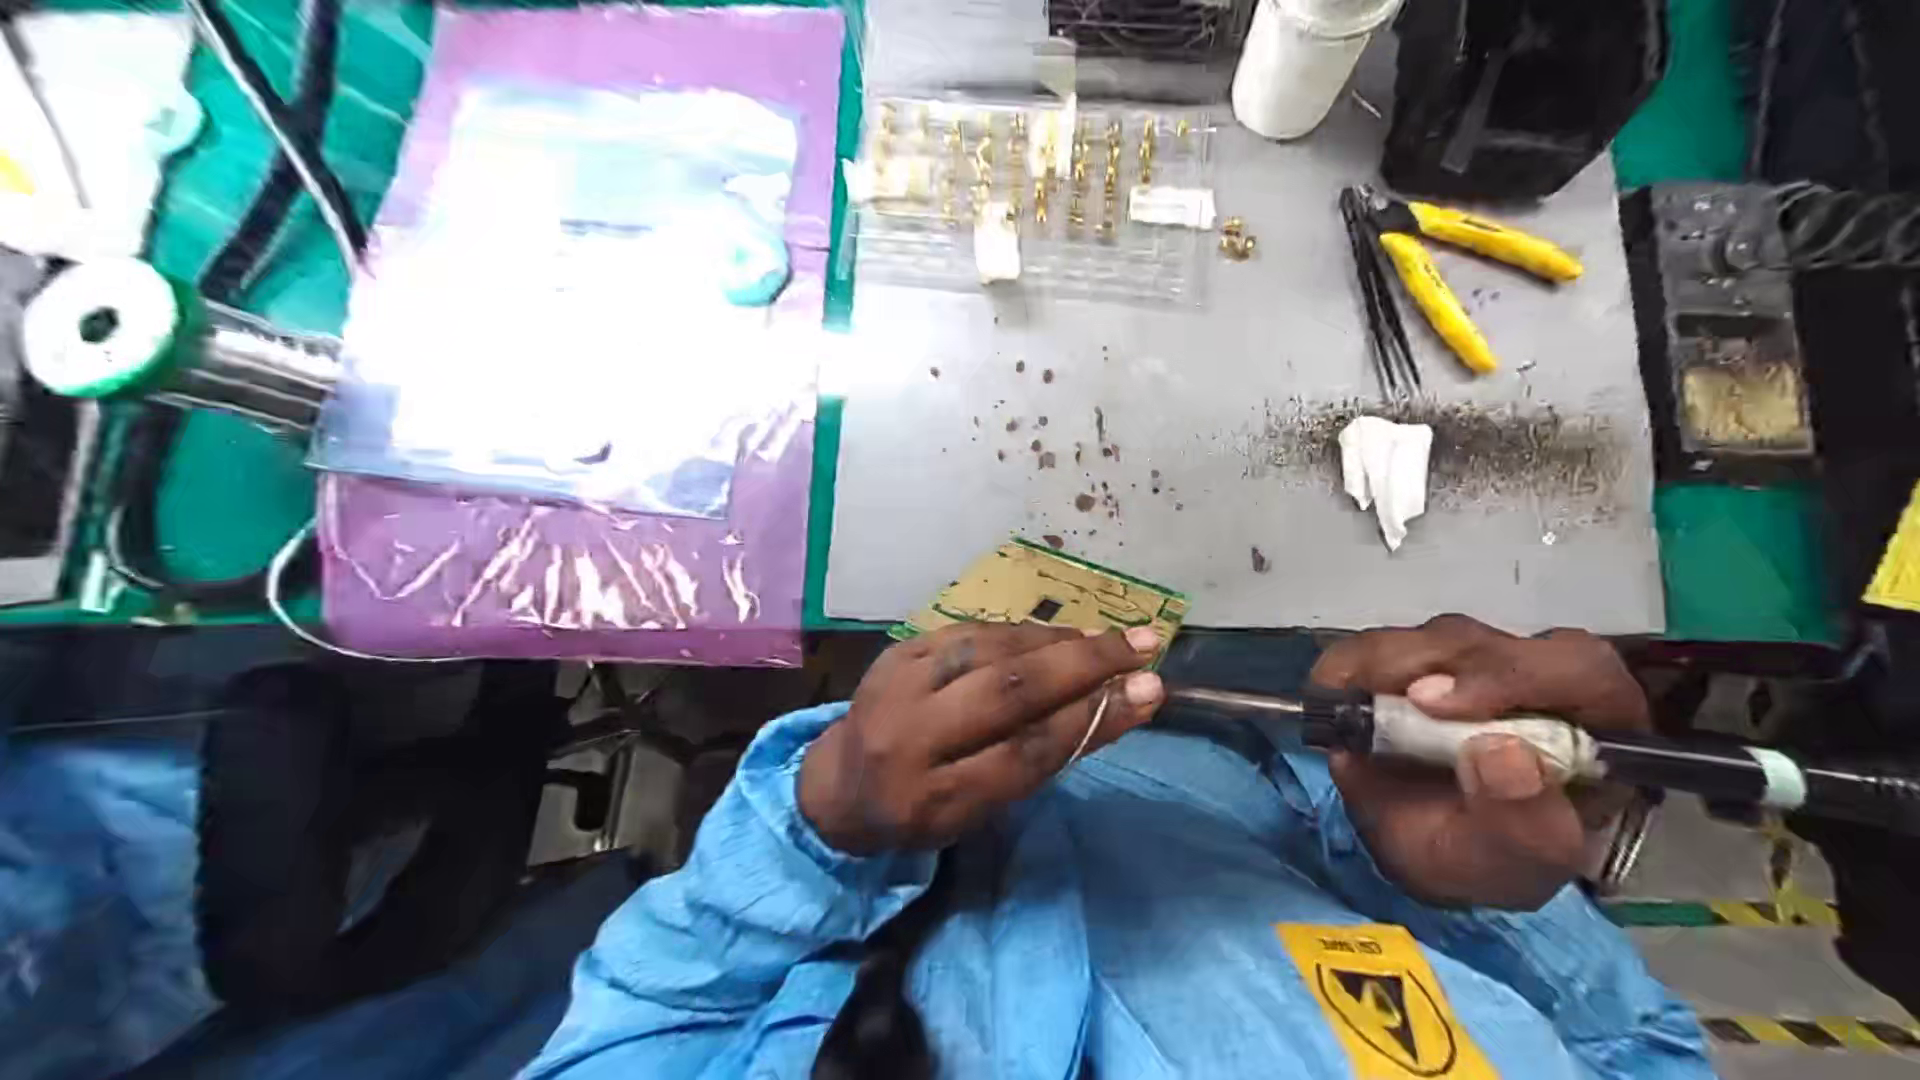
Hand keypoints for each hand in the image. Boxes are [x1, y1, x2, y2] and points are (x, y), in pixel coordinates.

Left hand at [799, 622, 1165, 853]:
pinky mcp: (899, 650)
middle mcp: (910, 736)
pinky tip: (1057, 634)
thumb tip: (1112, 705)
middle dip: (1083, 663)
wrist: (840, 782)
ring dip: (1057, 641)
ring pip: (992, 650)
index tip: (1147, 692)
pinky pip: (971, 633)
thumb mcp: (978, 809)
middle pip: (1008, 690)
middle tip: (1142, 646)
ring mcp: (899, 684)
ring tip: (1106, 640)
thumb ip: (1037, 761)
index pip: (1025, 752)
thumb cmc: (921, 809)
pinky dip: (1021, 633)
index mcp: (933, 798)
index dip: (1091, 720)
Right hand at [1309, 614, 1649, 909]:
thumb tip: (1505, 753)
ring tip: (1347, 706)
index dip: (1508, 673)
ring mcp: (1466, 666)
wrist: (1420, 850)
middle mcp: (1532, 683)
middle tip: (1370, 701)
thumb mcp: (1509, 867)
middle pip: (1488, 642)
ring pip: (1427, 637)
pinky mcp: (1407, 662)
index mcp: (1588, 729)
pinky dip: (1346, 665)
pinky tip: (1331, 694)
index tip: (1431, 704)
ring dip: (1379, 666)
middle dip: (1424, 664)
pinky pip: (1375, 643)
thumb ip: (1526, 825)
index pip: (1574, 670)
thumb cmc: (1478, 861)